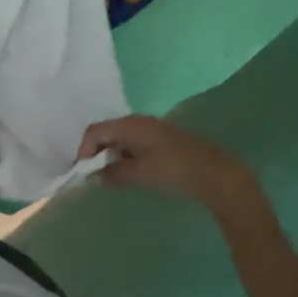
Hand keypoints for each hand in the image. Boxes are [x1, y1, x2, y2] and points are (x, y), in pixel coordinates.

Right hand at [78, 116, 247, 202]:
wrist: (214, 173)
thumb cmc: (172, 171)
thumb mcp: (139, 175)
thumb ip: (113, 173)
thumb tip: (96, 175)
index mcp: (130, 125)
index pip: (95, 131)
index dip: (84, 150)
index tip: (83, 172)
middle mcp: (139, 120)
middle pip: (107, 131)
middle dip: (98, 152)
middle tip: (95, 174)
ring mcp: (153, 127)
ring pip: (122, 136)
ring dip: (113, 154)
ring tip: (113, 175)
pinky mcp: (163, 137)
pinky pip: (136, 141)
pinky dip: (127, 154)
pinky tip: (134, 171)